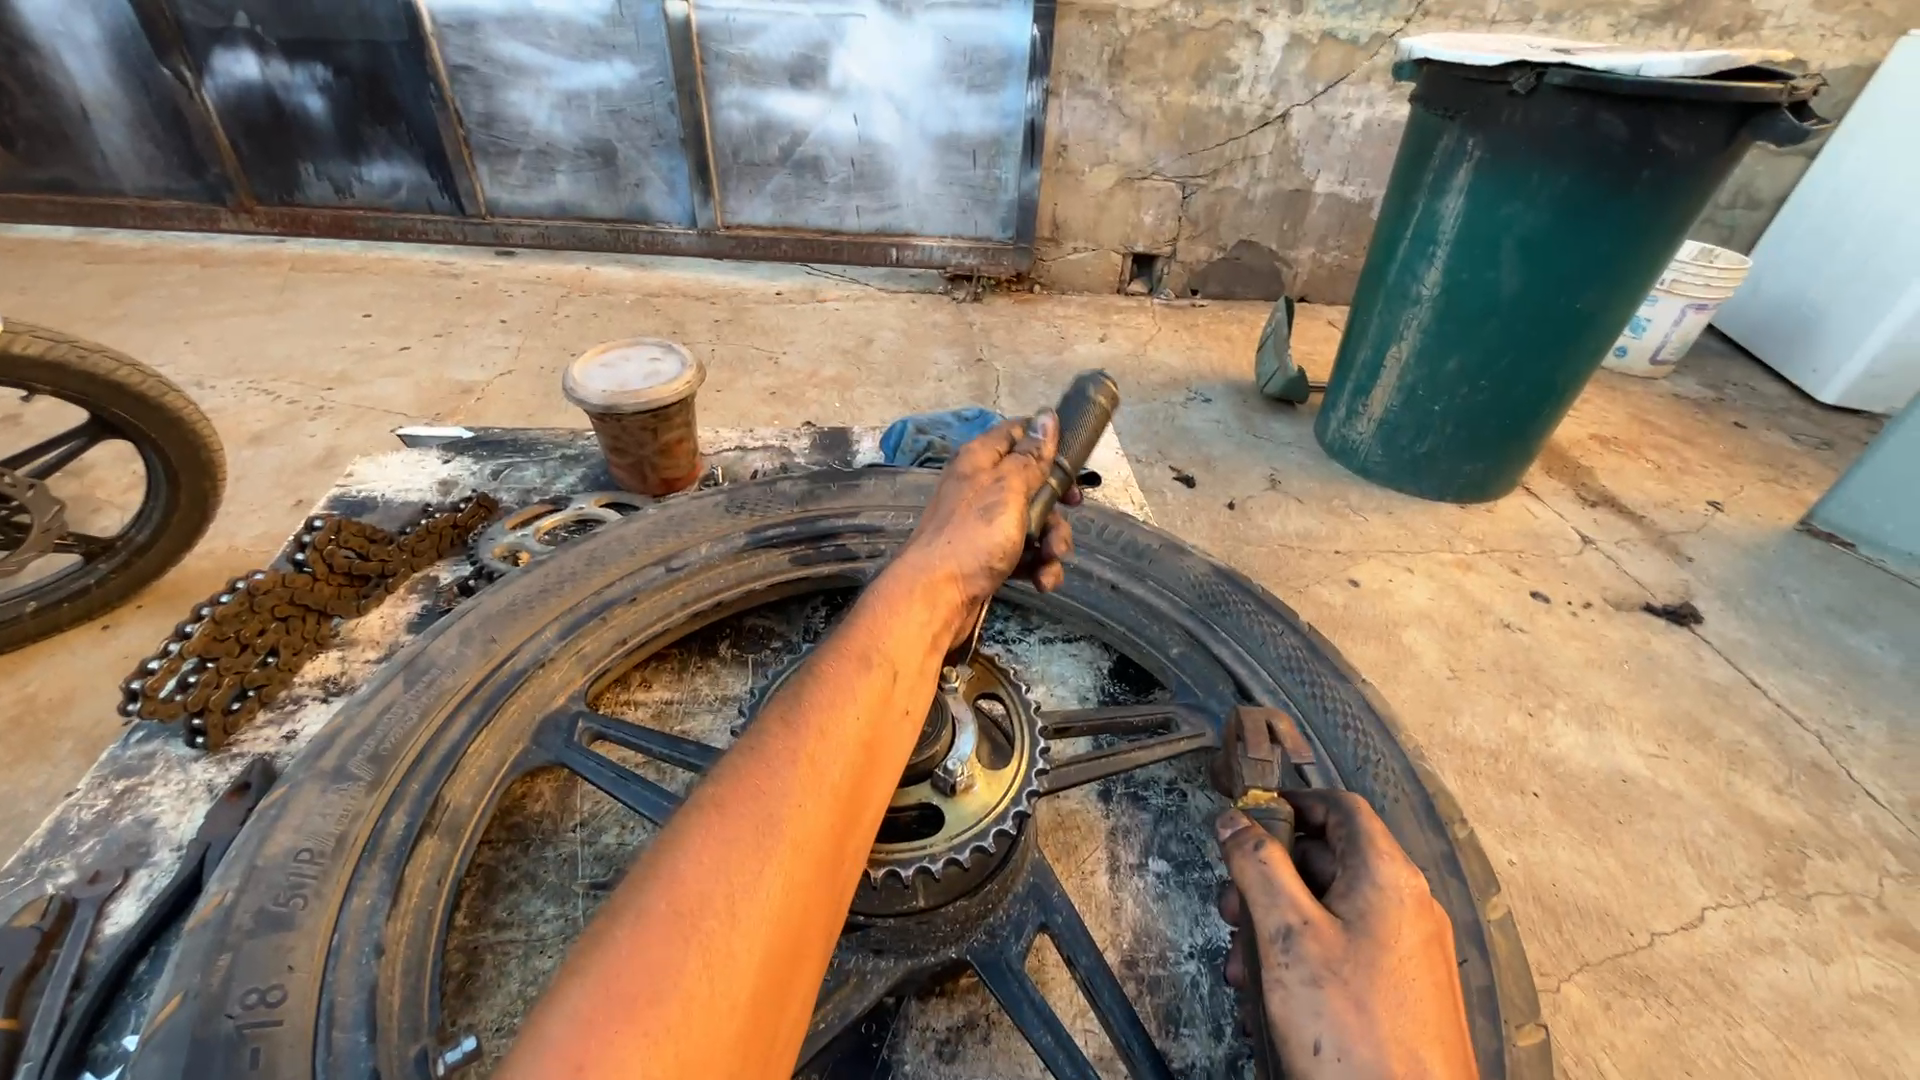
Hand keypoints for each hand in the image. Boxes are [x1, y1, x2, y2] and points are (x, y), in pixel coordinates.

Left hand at [895, 412, 1078, 646]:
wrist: (936, 597)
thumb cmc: (974, 536)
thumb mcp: (1008, 489)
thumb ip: (1030, 456)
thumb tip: (1046, 416)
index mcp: (980, 460)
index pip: (1016, 433)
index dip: (1046, 441)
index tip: (1072, 458)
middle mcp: (981, 488)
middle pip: (1033, 482)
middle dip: (1057, 503)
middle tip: (1073, 508)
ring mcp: (984, 525)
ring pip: (1034, 523)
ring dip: (1052, 542)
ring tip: (1051, 559)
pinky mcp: (990, 558)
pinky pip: (1025, 555)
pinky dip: (1038, 566)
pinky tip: (1041, 581)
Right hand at [1216, 791, 1478, 1079]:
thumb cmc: (1352, 1029)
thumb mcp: (1288, 934)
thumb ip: (1257, 864)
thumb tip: (1235, 818)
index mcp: (1387, 876)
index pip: (1339, 806)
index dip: (1290, 802)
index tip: (1245, 820)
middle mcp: (1404, 904)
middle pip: (1325, 858)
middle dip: (1267, 876)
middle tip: (1231, 907)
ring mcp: (1404, 949)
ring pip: (1326, 908)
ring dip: (1274, 923)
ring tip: (1241, 965)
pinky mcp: (1398, 989)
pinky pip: (1341, 948)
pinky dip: (1299, 957)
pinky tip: (1267, 997)